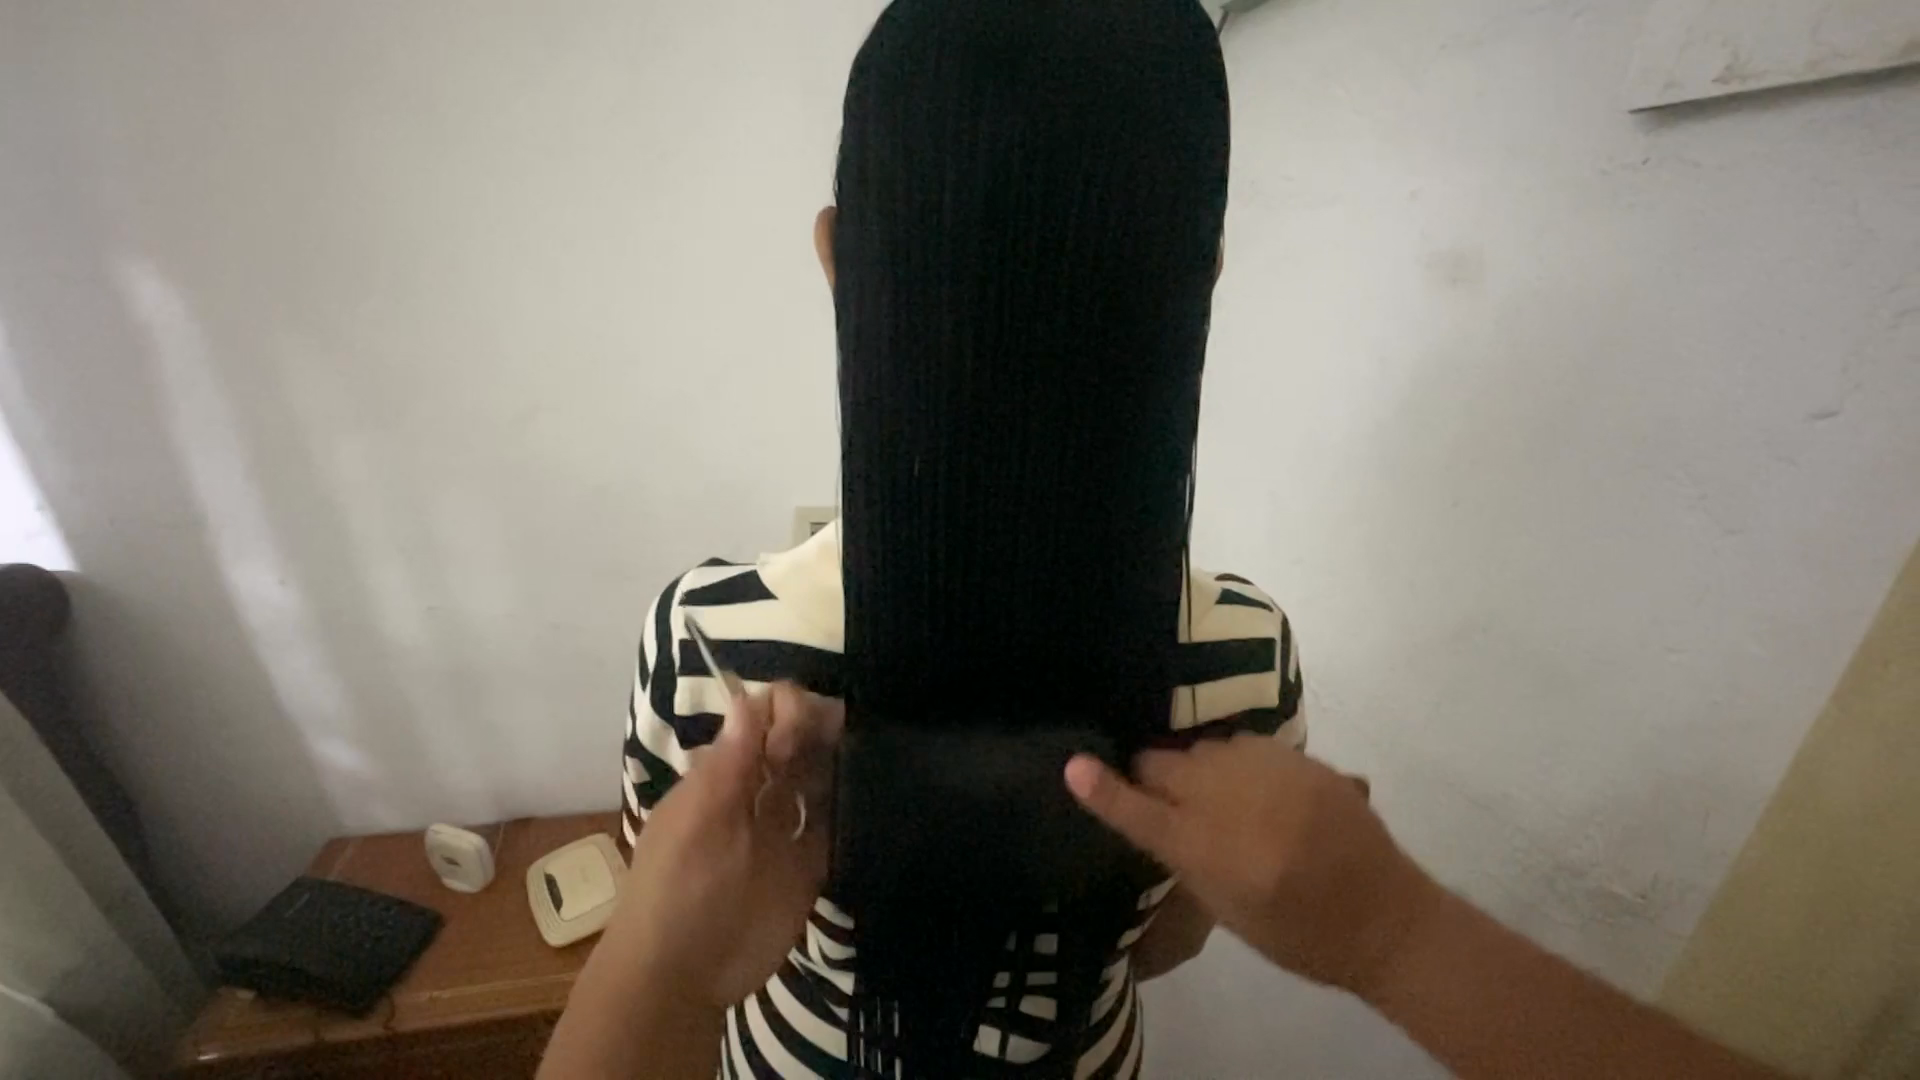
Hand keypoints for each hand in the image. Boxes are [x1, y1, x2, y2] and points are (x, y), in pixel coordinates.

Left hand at [613, 682, 843, 1007]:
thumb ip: (730, 761)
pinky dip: (851, 805)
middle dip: (821, 727)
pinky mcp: (811, 862)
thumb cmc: (679, 888)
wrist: (678, 979)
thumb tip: (749, 697)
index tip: (796, 736)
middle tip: (841, 736)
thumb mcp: (698, 819)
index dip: (787, 711)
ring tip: (865, 758)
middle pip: (798, 739)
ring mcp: (786, 826)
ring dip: (840, 760)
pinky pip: (835, 822)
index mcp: (726, 772)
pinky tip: (872, 793)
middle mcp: (759, 789)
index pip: (763, 716)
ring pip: (821, 775)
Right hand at [1065, 735, 1439, 995]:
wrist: (1387, 918)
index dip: (1102, 790)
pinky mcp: (1297, 757)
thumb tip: (1155, 813)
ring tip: (1217, 794)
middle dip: (1151, 776)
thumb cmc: (1299, 933)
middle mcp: (1230, 801)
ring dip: (1195, 769)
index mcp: (1209, 851)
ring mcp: (1266, 771)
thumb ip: (1185, 856)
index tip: (1072, 765)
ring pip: (1199, 750)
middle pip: (1161, 765)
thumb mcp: (1226, 911)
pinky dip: (1235, 763)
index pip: (1139, 811)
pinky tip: (1254, 786)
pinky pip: (1241, 745)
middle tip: (1162, 796)